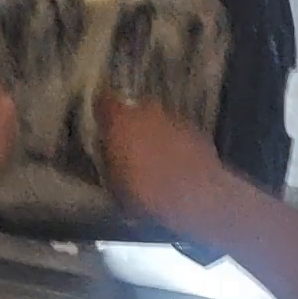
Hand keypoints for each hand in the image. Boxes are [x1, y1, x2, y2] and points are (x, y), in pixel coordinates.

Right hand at [96, 95, 225, 215]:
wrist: (196, 198)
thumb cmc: (146, 193)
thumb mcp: (114, 183)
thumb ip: (109, 160)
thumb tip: (109, 154)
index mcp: (120, 121)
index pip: (104, 101)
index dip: (102, 109)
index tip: (101, 120)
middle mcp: (147, 112)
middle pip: (134, 110)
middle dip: (130, 124)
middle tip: (128, 145)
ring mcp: (174, 118)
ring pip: (158, 120)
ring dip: (154, 133)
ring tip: (154, 158)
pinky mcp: (196, 130)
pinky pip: (178, 132)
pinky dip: (175, 142)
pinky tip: (176, 163)